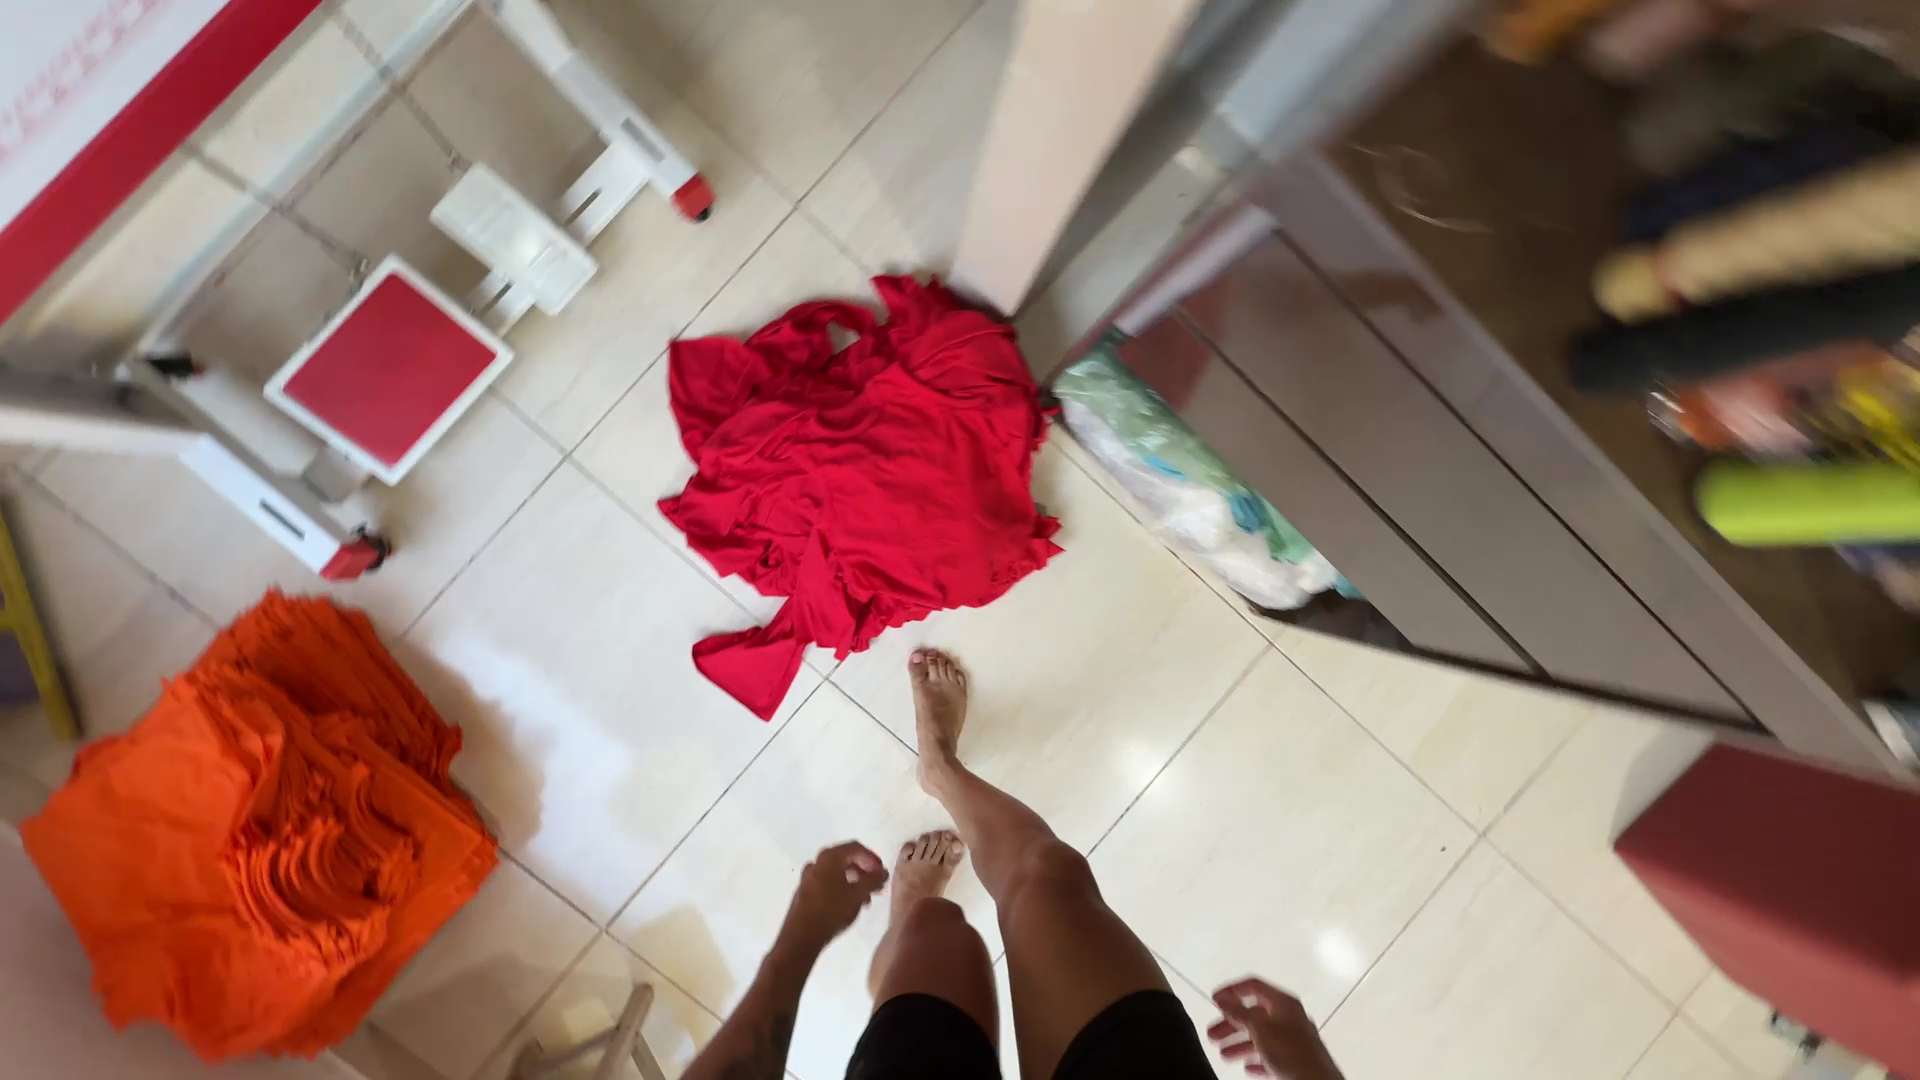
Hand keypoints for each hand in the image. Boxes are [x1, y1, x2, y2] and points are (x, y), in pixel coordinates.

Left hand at [779, 842, 888, 951]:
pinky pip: (827, 884)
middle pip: (846, 859)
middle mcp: (817, 862)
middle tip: (876, 886)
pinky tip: (849, 906)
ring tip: (865, 900)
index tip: (882, 873)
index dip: (872, 858)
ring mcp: (808, 877)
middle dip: (864, 872)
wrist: (800, 938)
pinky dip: (841, 889)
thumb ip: (873, 880)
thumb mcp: (858, 894)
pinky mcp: (804, 893)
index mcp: (830, 857)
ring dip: (854, 883)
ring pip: (837, 873)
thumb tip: (883, 873)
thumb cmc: (832, 910)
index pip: (856, 848)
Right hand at [1208, 978, 1343, 1079]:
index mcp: (1283, 1002)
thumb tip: (1221, 998)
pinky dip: (1256, 1059)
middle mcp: (1289, 1017)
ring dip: (1240, 1044)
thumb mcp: (1259, 1027)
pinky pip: (1271, 1056)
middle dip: (1231, 1024)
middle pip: (1253, 1014)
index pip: (1253, 985)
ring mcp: (1293, 1039)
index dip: (1232, 990)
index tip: (1215, 999)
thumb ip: (1238, 1011)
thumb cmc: (1291, 1052)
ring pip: (1260, 1037)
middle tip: (1213, 1034)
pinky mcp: (1296, 1060)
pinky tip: (1247, 1067)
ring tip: (1224, 1054)